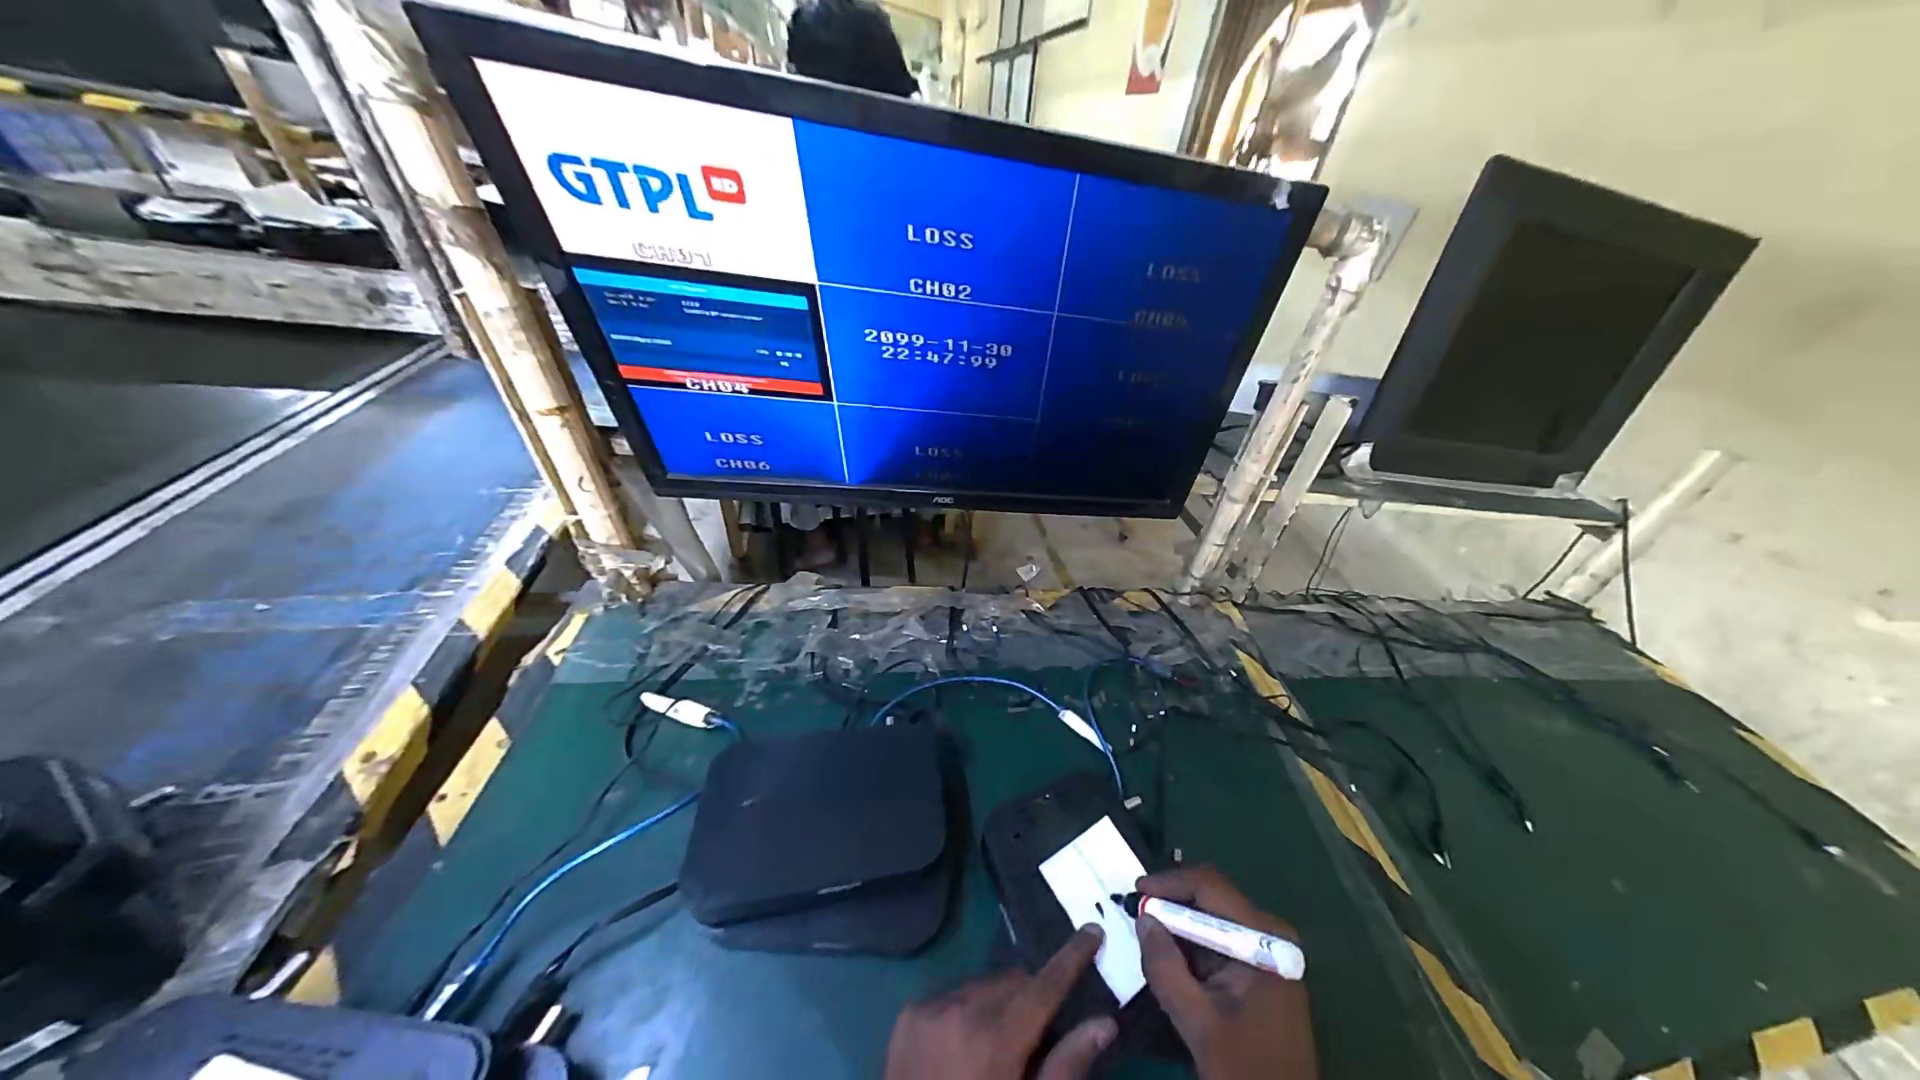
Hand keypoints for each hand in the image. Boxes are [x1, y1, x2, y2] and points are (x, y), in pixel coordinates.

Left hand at [884, 925, 1117, 1079]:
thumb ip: (1066, 1067)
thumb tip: (1104, 1023)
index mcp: (998, 1039)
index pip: (1045, 985)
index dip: (1073, 956)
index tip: (1093, 930)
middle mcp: (963, 1010)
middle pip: (1014, 982)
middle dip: (1032, 998)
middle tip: (1037, 1036)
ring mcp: (931, 1008)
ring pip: (983, 986)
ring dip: (999, 1004)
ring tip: (996, 1046)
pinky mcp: (909, 1013)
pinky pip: (951, 996)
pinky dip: (966, 1011)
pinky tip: (964, 1047)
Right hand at [1135, 866, 1316, 1079]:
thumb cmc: (1245, 1068)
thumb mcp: (1196, 1020)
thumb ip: (1164, 966)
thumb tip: (1143, 919)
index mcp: (1262, 939)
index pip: (1209, 887)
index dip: (1168, 882)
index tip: (1134, 891)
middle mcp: (1270, 934)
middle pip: (1212, 897)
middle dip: (1171, 902)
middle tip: (1136, 910)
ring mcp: (1270, 951)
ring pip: (1214, 918)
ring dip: (1180, 923)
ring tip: (1148, 931)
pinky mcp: (1264, 969)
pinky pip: (1222, 940)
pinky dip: (1193, 942)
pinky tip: (1171, 955)